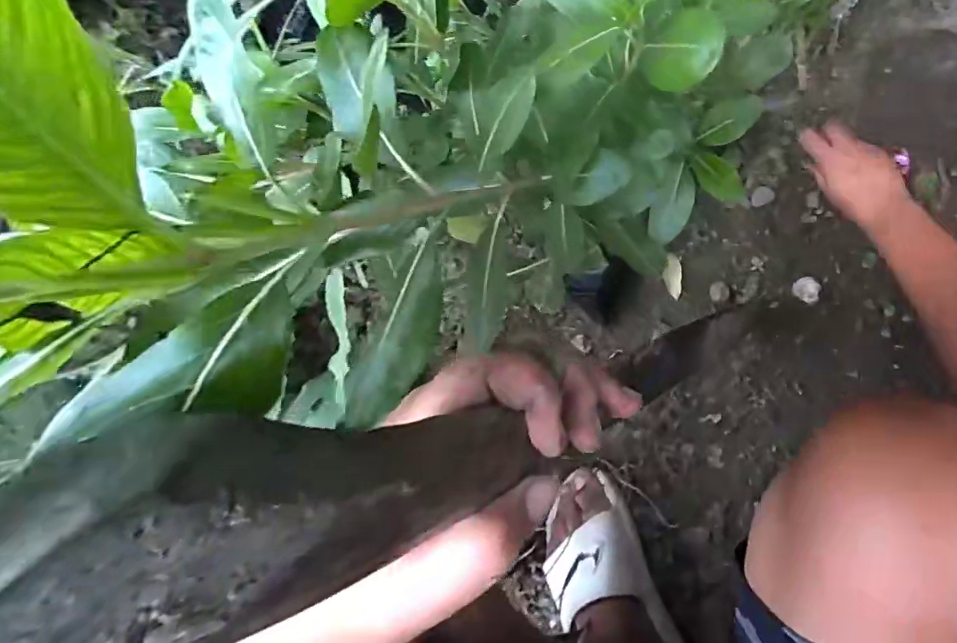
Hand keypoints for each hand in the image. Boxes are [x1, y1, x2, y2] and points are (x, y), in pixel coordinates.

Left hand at [248, 353, 640, 642]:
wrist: (332, 603)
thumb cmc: (368, 587)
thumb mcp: (420, 578)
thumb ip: (484, 536)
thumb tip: (547, 482)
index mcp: (429, 421)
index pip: (487, 367)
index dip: (530, 386)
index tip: (551, 442)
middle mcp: (459, 406)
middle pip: (525, 355)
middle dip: (573, 378)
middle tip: (598, 426)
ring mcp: (483, 418)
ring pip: (544, 367)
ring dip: (588, 382)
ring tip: (624, 409)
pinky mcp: (502, 440)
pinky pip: (550, 401)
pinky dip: (586, 400)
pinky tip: (617, 411)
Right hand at [799, 120, 915, 233]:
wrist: (888, 208)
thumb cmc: (855, 206)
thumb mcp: (831, 194)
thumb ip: (820, 175)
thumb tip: (814, 164)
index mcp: (830, 159)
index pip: (810, 137)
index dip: (806, 137)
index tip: (806, 141)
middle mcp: (846, 147)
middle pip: (832, 126)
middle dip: (828, 131)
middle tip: (827, 143)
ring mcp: (865, 147)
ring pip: (850, 137)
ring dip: (846, 144)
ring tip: (849, 160)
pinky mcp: (880, 151)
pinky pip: (866, 146)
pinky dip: (862, 153)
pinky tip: (866, 166)